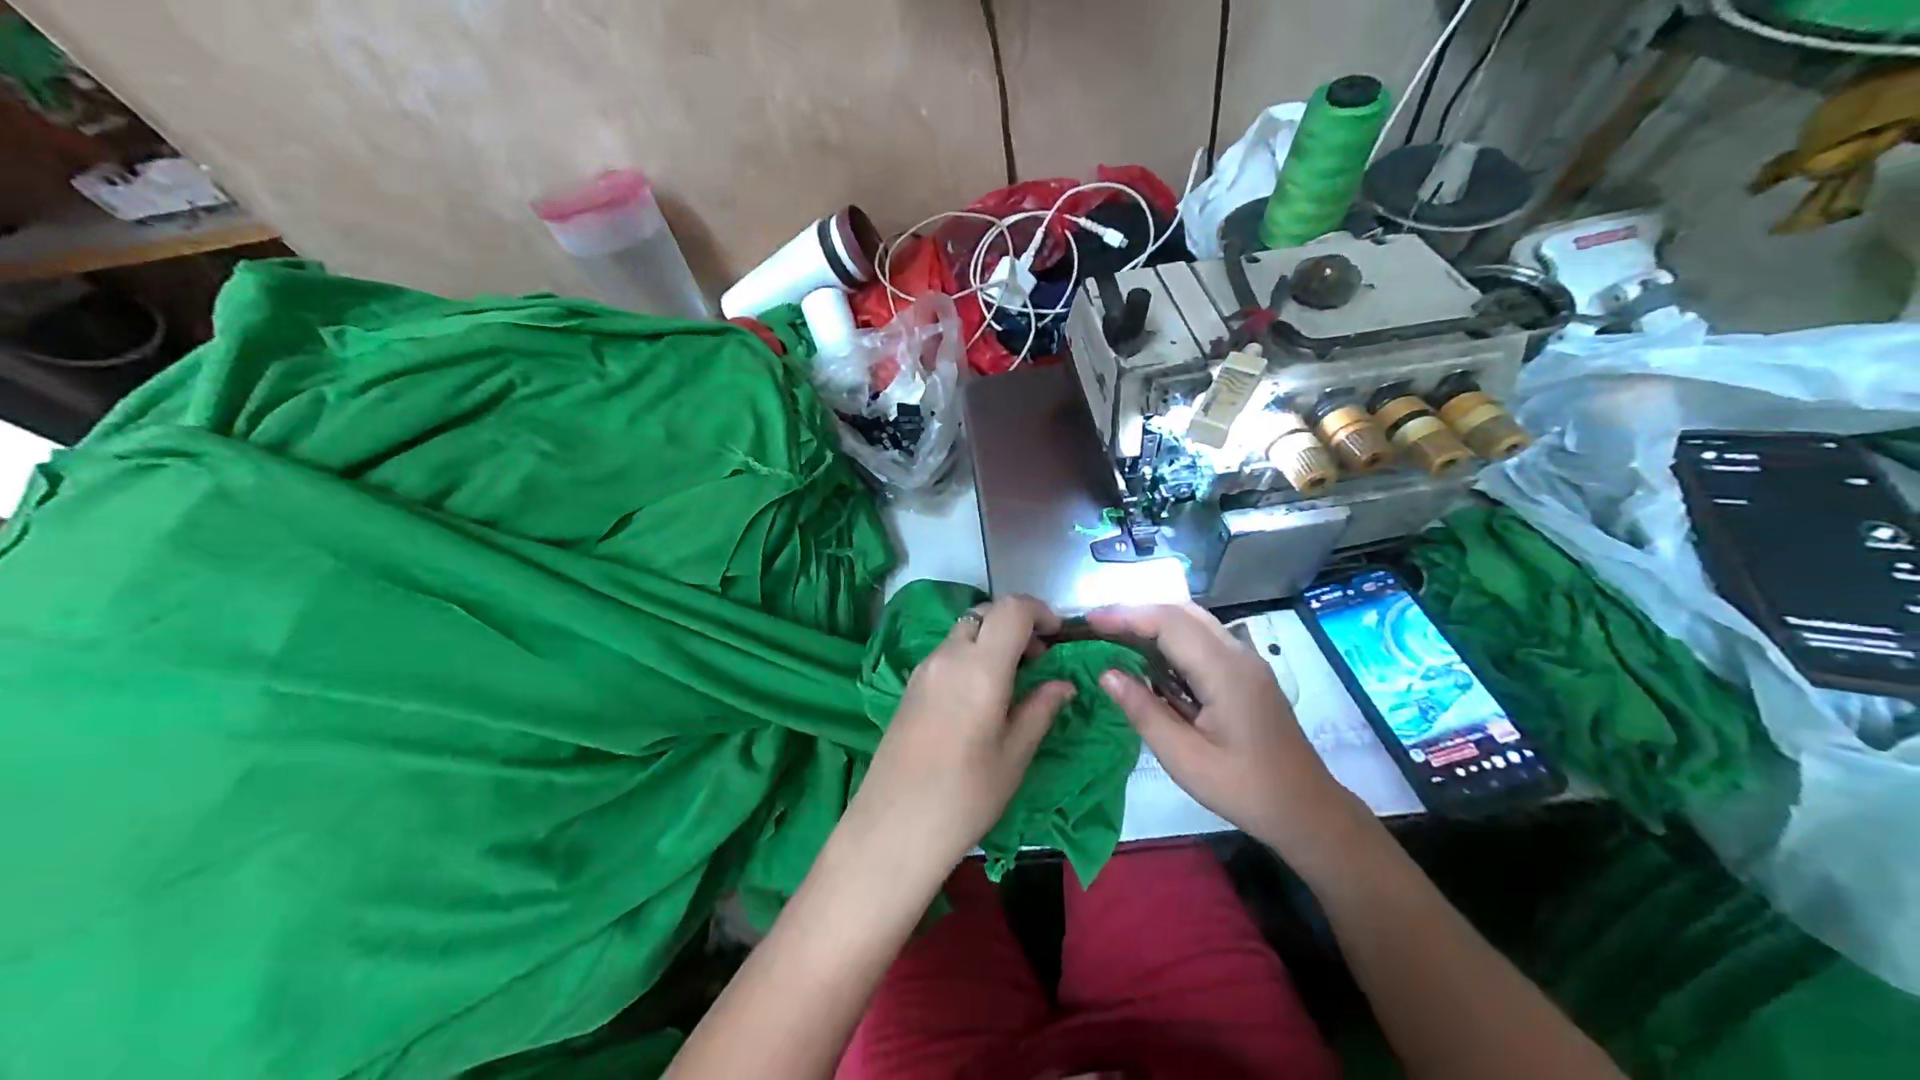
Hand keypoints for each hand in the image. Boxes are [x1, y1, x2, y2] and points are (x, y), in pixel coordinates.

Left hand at [844, 594, 1074, 877]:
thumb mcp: (1014, 755)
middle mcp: (948, 656)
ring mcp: (924, 670)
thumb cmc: (965, 795)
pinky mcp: (910, 686)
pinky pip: (947, 653)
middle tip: (1038, 662)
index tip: (1057, 636)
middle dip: (1016, 625)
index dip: (1040, 611)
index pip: (1012, 609)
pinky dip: (971, 656)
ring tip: (1012, 683)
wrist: (893, 826)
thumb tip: (1062, 684)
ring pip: (963, 632)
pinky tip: (981, 696)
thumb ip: (1040, 709)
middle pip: (985, 614)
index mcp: (980, 667)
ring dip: (992, 641)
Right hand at [1089, 603, 1361, 848]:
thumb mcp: (1185, 758)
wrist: (1306, 810)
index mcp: (1225, 672)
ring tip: (1114, 636)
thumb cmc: (1244, 789)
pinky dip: (1171, 638)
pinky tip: (1149, 657)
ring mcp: (1246, 662)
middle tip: (1097, 626)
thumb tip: (1106, 673)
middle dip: (1136, 612)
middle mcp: (1239, 655)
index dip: (1126, 615)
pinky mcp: (1246, 674)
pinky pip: (1203, 640)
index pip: (1169, 622)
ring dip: (1153, 622)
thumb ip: (1143, 711)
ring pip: (1194, 622)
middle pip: (1182, 612)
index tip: (1089, 620)